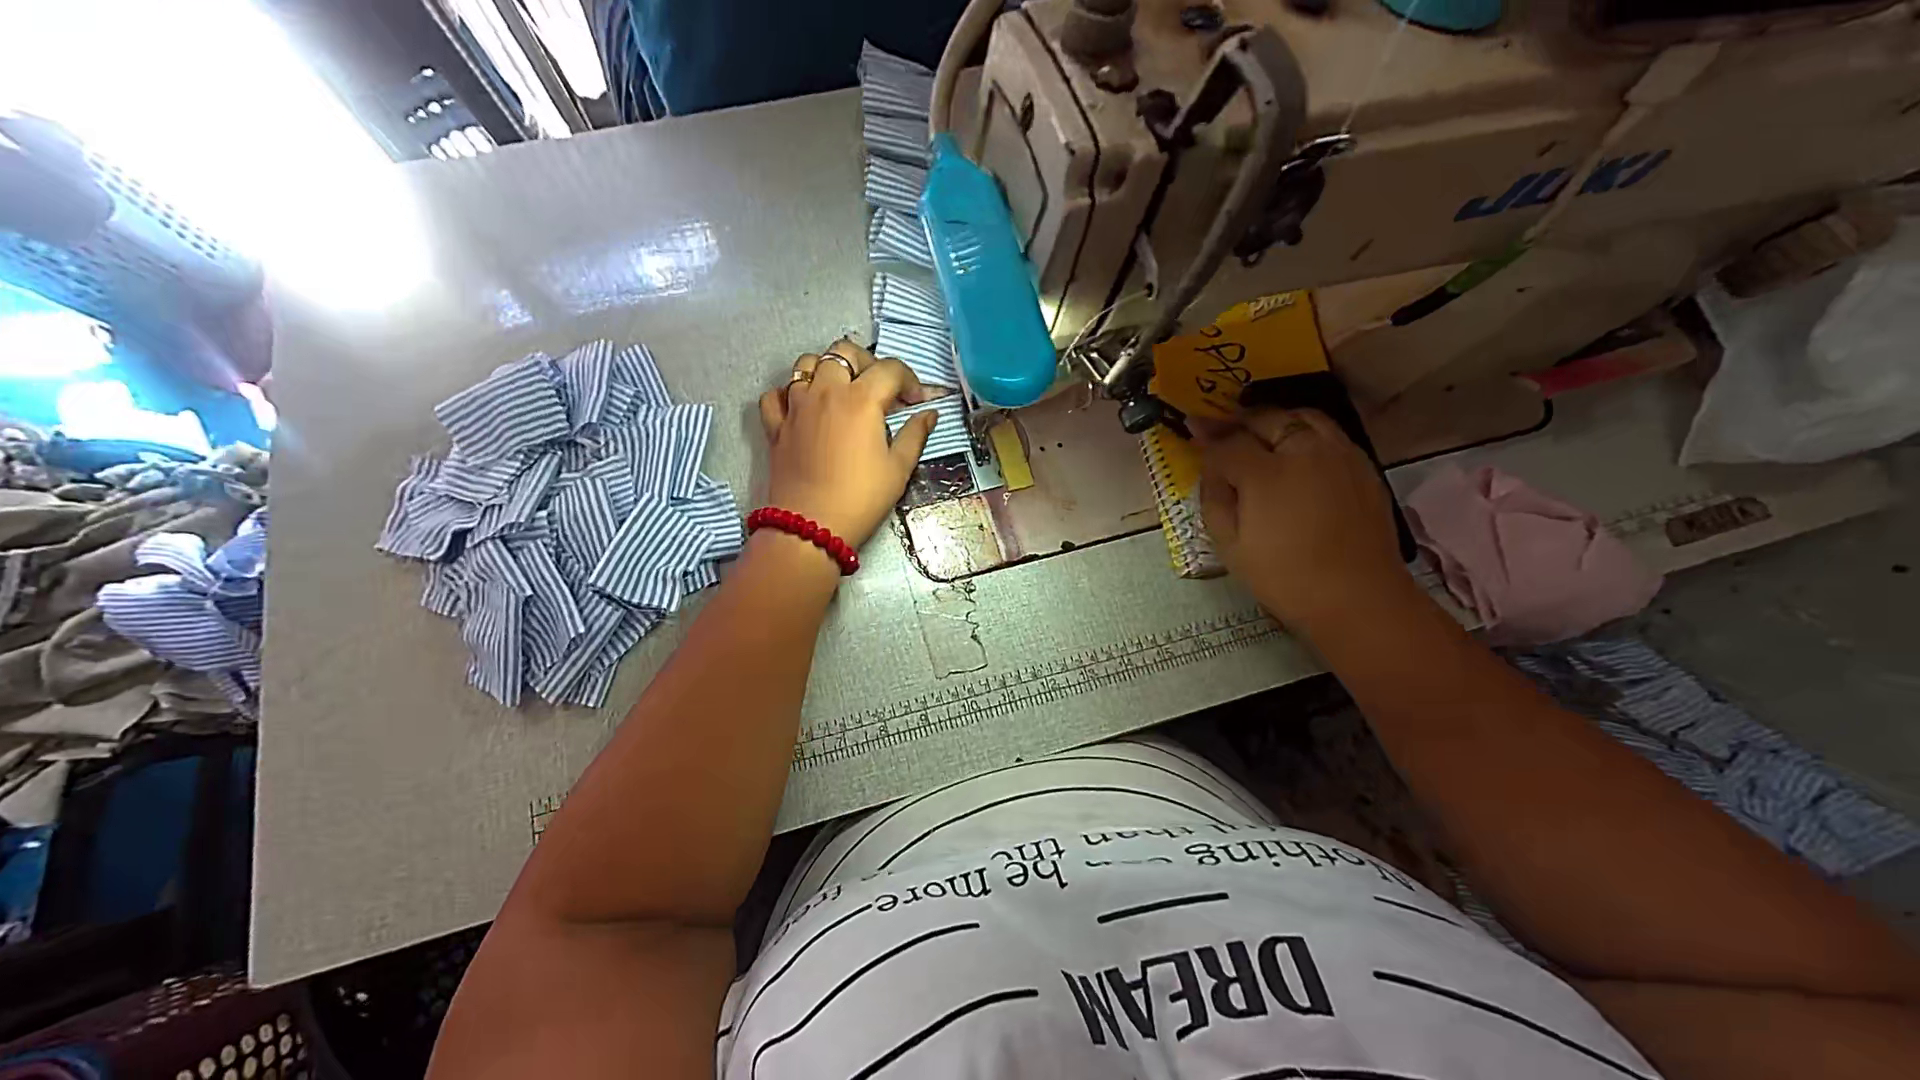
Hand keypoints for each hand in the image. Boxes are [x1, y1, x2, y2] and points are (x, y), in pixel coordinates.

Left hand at [757, 338, 938, 547]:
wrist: (810, 526)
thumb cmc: (861, 498)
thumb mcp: (899, 468)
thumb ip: (915, 435)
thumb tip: (929, 414)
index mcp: (861, 399)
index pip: (889, 369)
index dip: (909, 380)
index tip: (916, 401)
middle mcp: (826, 392)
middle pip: (843, 352)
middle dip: (866, 362)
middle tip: (878, 388)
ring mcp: (796, 406)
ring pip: (806, 364)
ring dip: (826, 369)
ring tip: (840, 391)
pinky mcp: (775, 426)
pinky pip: (775, 395)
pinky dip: (788, 394)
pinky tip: (803, 407)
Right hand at [1196, 408, 1413, 632]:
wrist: (1357, 598)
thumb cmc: (1284, 577)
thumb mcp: (1229, 546)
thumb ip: (1214, 500)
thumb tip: (1212, 473)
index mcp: (1266, 473)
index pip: (1228, 444)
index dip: (1207, 440)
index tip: (1193, 434)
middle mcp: (1304, 452)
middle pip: (1266, 419)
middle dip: (1239, 423)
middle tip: (1222, 430)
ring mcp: (1339, 455)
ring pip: (1303, 417)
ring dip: (1276, 421)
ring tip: (1262, 434)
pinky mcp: (1363, 467)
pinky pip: (1330, 434)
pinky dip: (1307, 434)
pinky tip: (1298, 454)